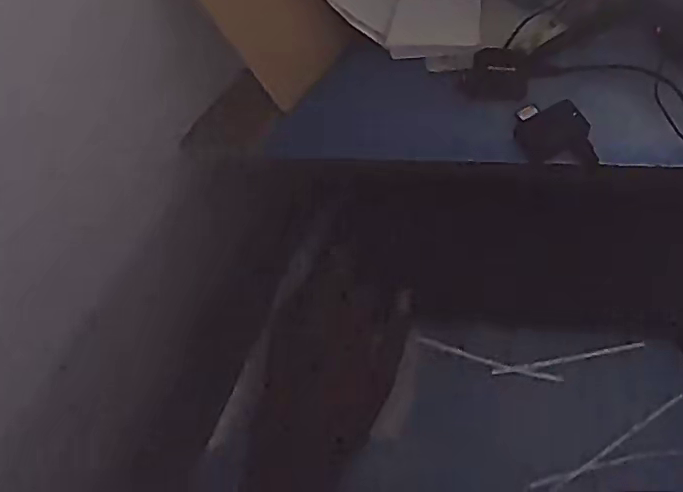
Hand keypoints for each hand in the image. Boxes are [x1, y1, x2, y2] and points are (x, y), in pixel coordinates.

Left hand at [244, 246, 409, 491]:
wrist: (296, 450)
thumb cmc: (347, 416)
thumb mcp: (383, 378)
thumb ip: (396, 333)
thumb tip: (404, 293)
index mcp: (353, 323)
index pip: (368, 279)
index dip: (376, 257)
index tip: (386, 239)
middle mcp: (323, 316)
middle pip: (336, 271)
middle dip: (348, 250)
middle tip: (359, 232)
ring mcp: (296, 324)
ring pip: (313, 279)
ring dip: (325, 261)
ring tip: (338, 244)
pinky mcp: (277, 335)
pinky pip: (292, 298)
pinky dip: (303, 284)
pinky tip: (310, 277)